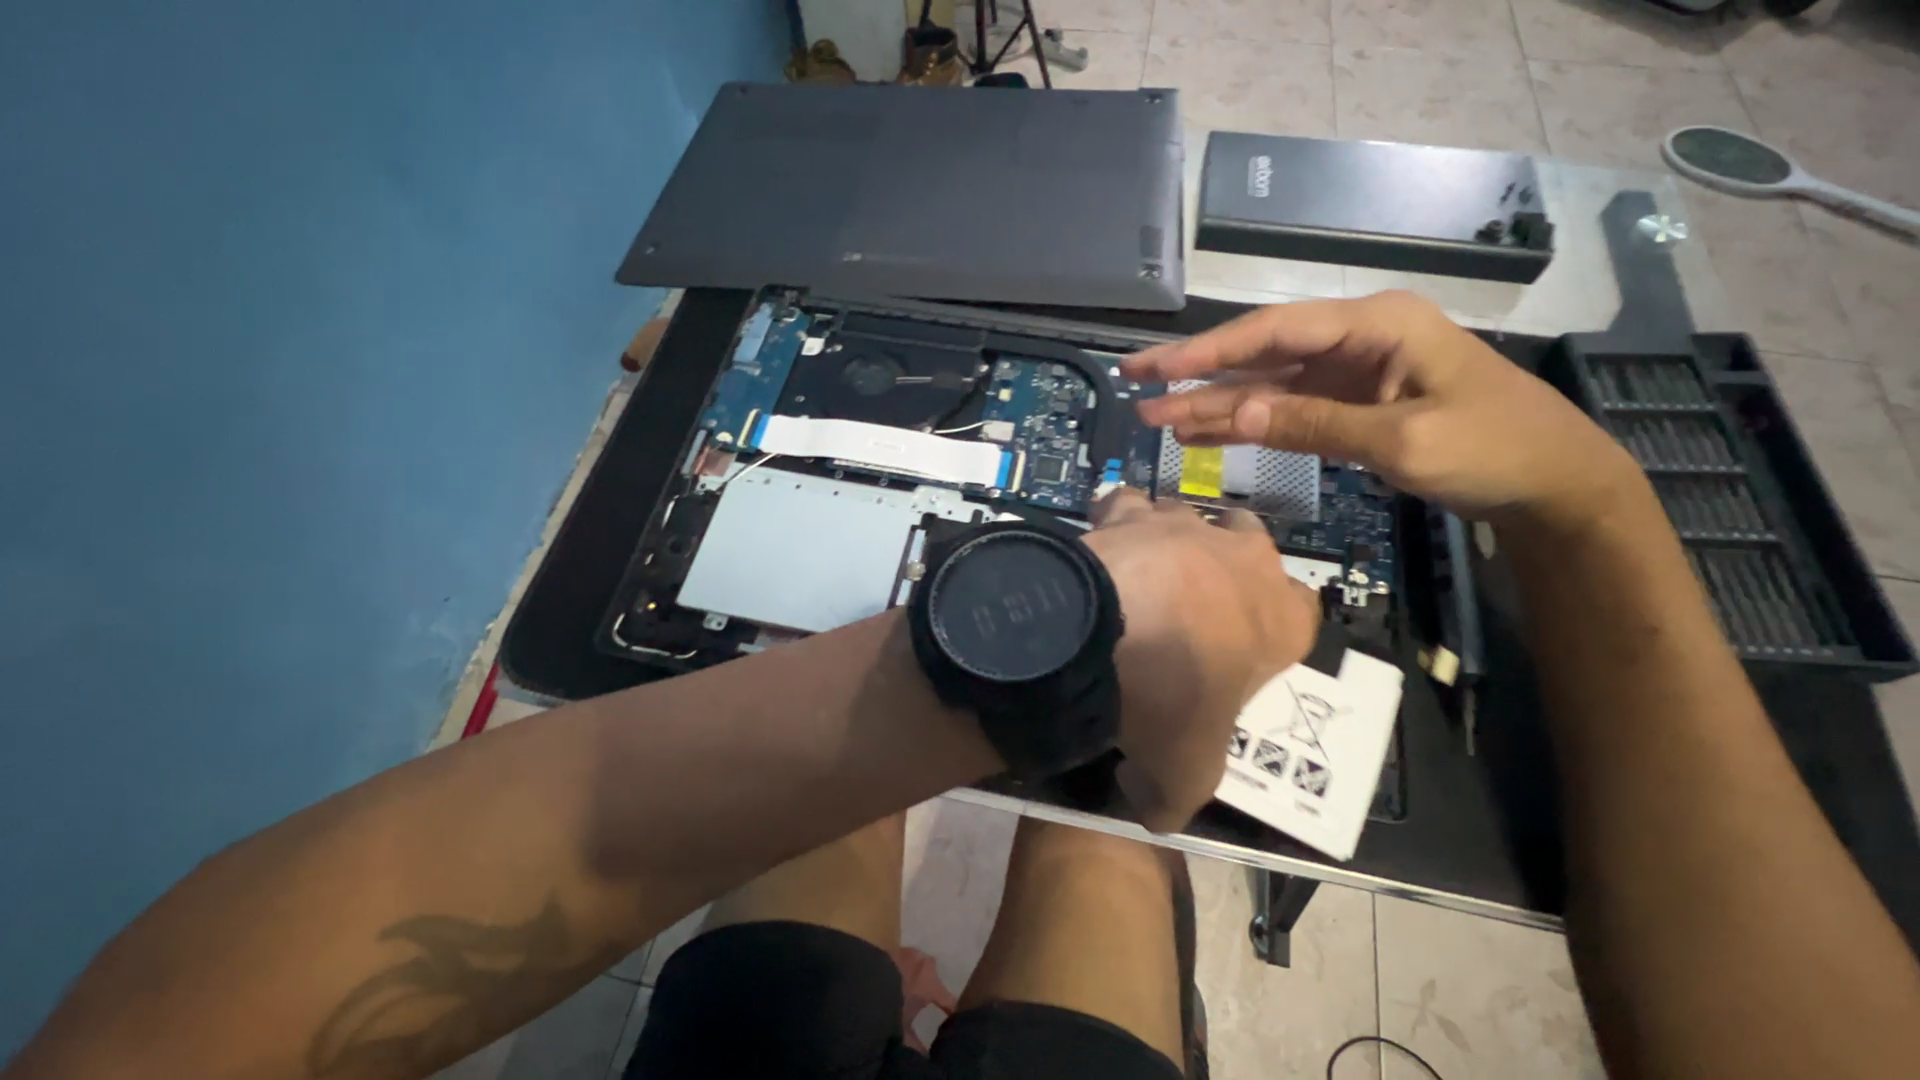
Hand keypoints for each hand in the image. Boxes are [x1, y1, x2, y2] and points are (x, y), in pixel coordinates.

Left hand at [1081, 488, 1319, 831]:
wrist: (1105, 631)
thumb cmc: (1170, 700)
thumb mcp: (1185, 770)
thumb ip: (1179, 794)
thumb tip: (1158, 813)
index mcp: (1282, 616)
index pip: (1303, 615)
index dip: (1273, 634)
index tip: (1240, 656)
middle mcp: (1244, 558)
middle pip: (1252, 550)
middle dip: (1231, 571)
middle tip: (1193, 608)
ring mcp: (1187, 525)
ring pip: (1191, 520)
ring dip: (1172, 543)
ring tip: (1140, 578)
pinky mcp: (1132, 509)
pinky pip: (1129, 504)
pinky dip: (1117, 521)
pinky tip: (1099, 548)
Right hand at [1126, 292, 1643, 531]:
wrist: (1556, 485)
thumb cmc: (1495, 450)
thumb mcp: (1403, 440)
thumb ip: (1314, 423)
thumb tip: (1233, 415)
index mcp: (1377, 325)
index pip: (1275, 331)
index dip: (1209, 351)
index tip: (1156, 369)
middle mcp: (1359, 339)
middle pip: (1262, 351)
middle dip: (1197, 371)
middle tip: (1135, 381)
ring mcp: (1355, 373)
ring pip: (1269, 383)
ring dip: (1214, 402)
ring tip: (1155, 417)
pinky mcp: (1355, 405)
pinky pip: (1289, 410)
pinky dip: (1249, 424)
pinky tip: (1205, 433)